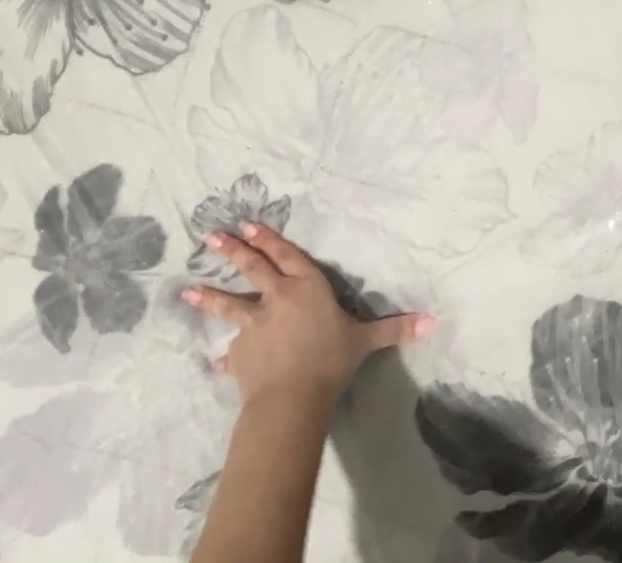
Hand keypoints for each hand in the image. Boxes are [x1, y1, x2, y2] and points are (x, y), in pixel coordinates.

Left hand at [184, 222, 435, 407]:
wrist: (291, 397)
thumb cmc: (332, 359)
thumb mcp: (367, 341)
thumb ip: (396, 329)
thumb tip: (433, 322)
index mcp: (307, 288)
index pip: (286, 256)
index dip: (270, 239)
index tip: (251, 224)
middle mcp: (277, 299)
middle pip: (251, 269)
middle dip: (233, 250)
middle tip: (211, 235)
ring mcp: (253, 327)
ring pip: (228, 305)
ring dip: (209, 296)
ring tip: (187, 290)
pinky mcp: (238, 355)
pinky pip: (230, 354)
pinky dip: (224, 357)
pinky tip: (214, 362)